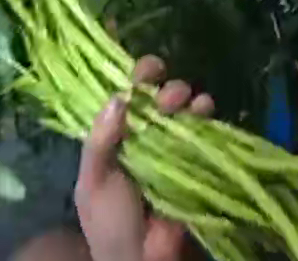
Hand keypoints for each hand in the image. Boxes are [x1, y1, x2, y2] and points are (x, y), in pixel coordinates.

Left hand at [75, 55, 214, 260]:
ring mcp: (175, 144)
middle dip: (165, 87)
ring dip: (187, 97)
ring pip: (184, 106)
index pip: (130, 94)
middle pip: (160, 95)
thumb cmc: (111, 226)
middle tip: (167, 97)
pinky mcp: (199, 157)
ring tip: (188, 103)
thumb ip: (98, 143)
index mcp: (120, 135)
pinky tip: (204, 108)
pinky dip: (205, 112)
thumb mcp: (92, 185)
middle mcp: (148, 133)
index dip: (139, 77)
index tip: (146, 71)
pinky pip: (205, 128)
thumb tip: (118, 96)